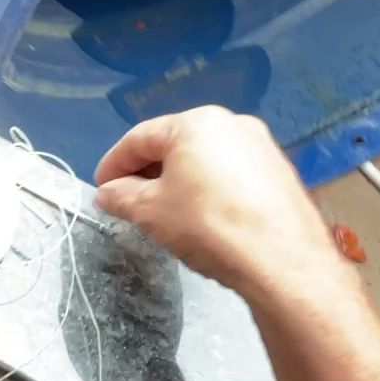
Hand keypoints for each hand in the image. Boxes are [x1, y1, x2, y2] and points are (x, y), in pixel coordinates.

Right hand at [92, 107, 342, 297]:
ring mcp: (259, 145)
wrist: (280, 257)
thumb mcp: (149, 212)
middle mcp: (231, 123)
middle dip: (144, 172)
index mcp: (195, 123)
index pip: (139, 138)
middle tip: (126, 200)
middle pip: (172, 144)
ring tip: (159, 211)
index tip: (99, 188)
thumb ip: (120, 196)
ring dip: (174, 180)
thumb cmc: (205, 225)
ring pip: (201, 158)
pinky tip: (197, 215)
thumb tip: (107, 192)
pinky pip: (226, 172)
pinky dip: (203, 188)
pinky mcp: (276, 171)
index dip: (113, 163)